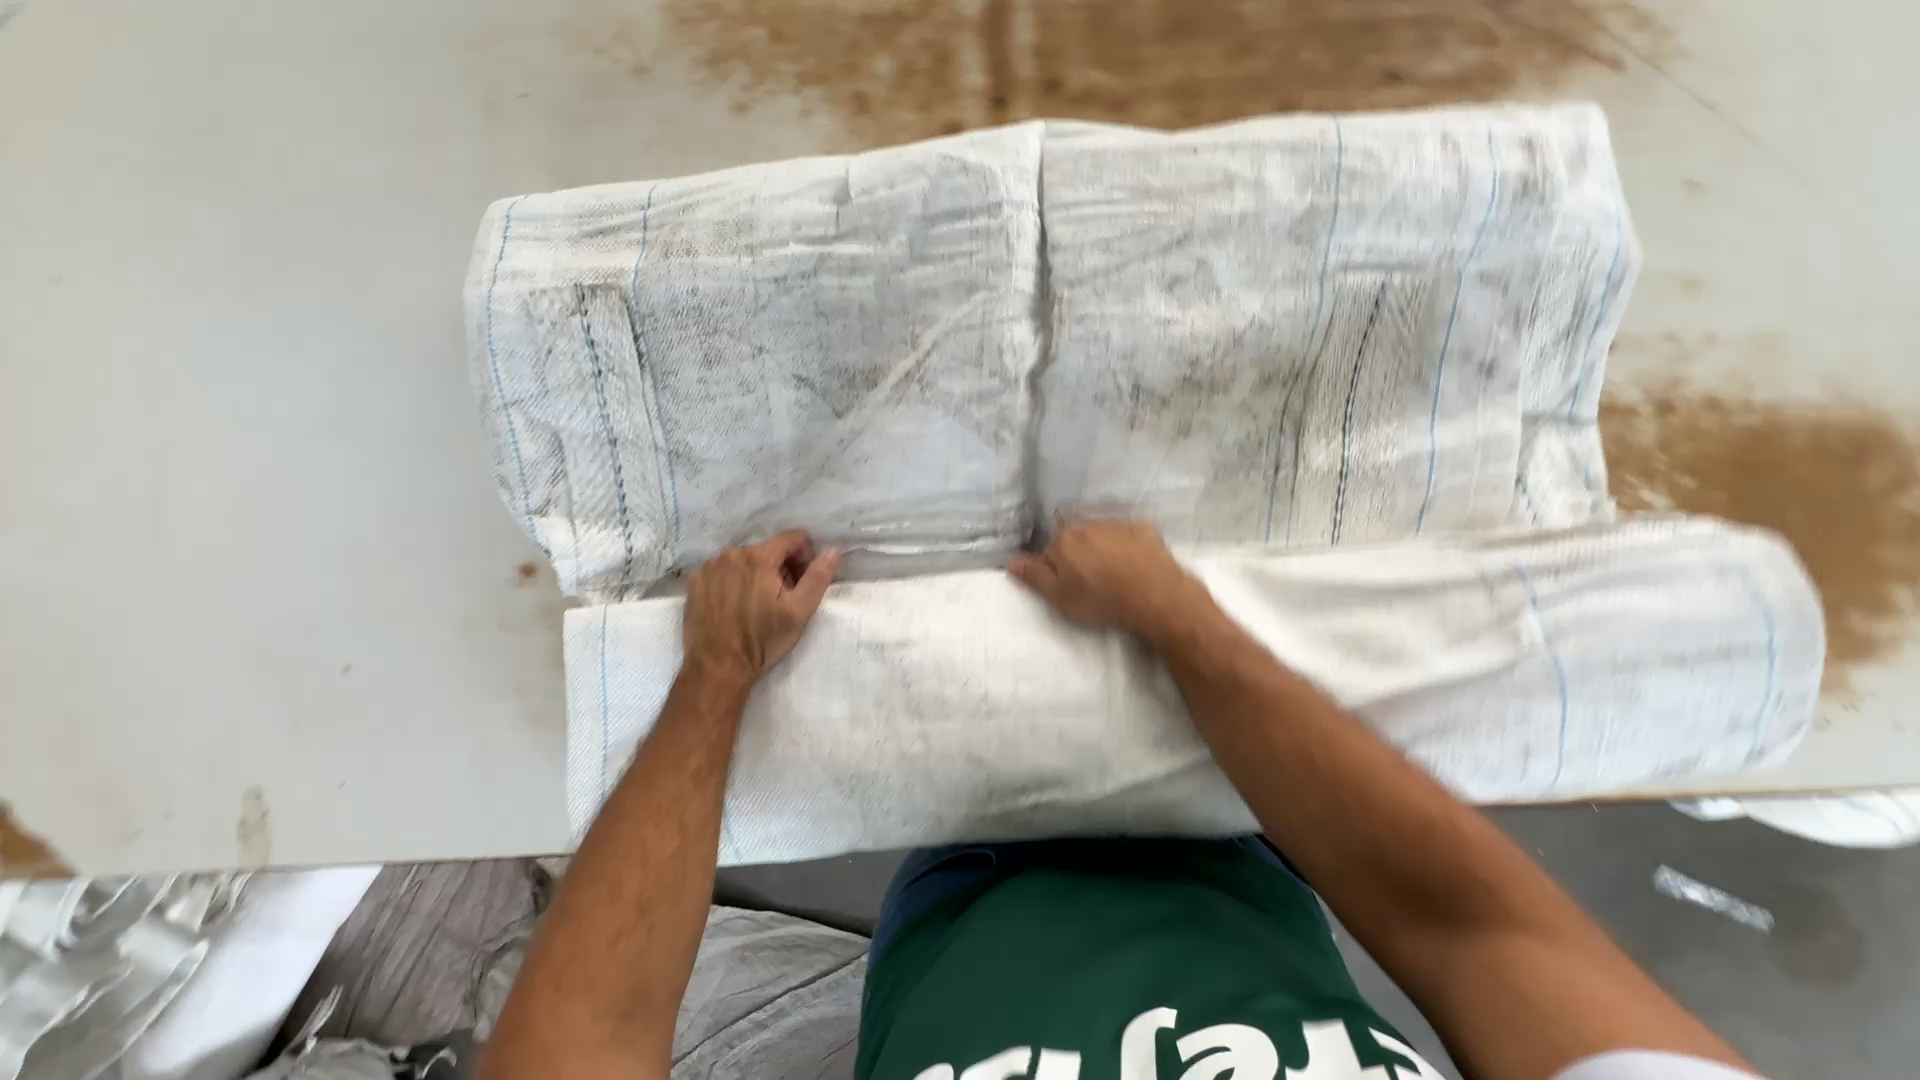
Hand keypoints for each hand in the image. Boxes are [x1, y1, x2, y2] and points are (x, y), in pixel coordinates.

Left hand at [683, 531, 840, 682]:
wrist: (718, 666)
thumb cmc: (762, 640)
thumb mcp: (799, 612)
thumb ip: (817, 577)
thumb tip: (833, 551)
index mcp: (759, 557)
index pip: (792, 538)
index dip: (805, 557)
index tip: (802, 582)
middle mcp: (731, 554)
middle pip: (768, 550)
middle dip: (781, 568)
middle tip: (782, 598)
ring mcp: (709, 567)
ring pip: (744, 560)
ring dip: (756, 574)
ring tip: (757, 604)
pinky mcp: (695, 581)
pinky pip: (722, 571)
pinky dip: (733, 581)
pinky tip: (735, 605)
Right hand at [1008, 520, 1209, 638]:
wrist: (1153, 595)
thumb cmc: (1101, 599)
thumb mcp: (1059, 597)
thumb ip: (1034, 576)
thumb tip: (1011, 561)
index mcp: (1064, 541)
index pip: (1049, 553)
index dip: (1055, 573)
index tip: (1066, 589)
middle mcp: (1088, 525)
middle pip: (1076, 542)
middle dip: (1079, 558)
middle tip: (1090, 585)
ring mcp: (1118, 525)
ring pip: (1102, 537)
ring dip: (1103, 551)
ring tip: (1114, 577)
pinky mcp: (1144, 530)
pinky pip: (1129, 537)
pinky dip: (1128, 548)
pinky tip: (1134, 567)